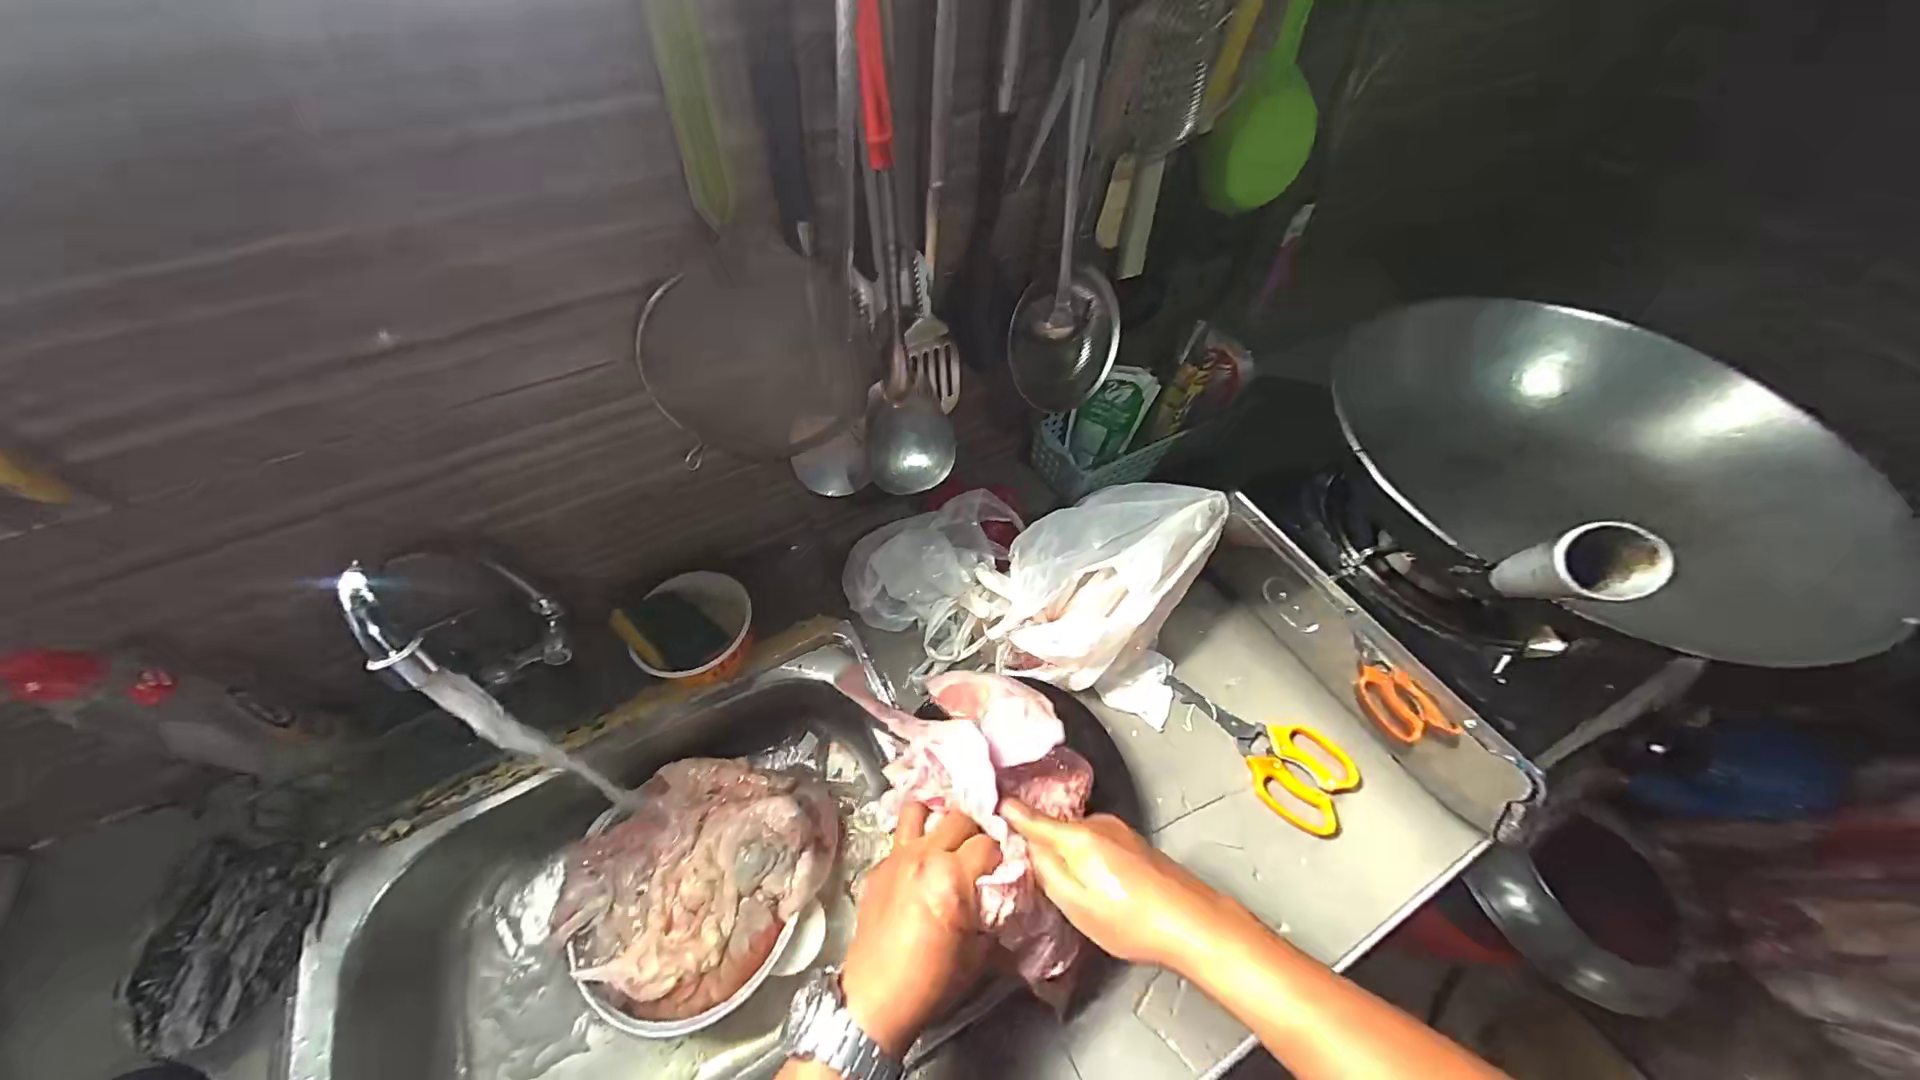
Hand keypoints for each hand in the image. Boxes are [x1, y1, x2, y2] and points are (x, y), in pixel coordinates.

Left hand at [839, 801, 1001, 1055]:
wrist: (875, 999)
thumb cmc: (930, 982)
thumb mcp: (976, 953)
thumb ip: (991, 913)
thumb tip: (1001, 894)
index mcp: (951, 876)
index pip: (988, 843)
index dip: (999, 853)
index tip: (1001, 865)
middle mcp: (924, 857)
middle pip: (958, 818)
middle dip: (973, 832)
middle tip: (976, 851)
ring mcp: (897, 857)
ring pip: (920, 810)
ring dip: (936, 821)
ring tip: (944, 838)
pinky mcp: (878, 866)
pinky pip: (899, 837)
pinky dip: (913, 841)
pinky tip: (919, 861)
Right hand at [1001, 799, 1255, 970]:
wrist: (1193, 922)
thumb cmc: (1134, 921)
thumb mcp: (1076, 906)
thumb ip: (1046, 873)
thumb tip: (1028, 849)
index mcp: (1077, 837)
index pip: (1032, 817)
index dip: (1010, 811)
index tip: (991, 803)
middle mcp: (1097, 823)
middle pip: (1054, 826)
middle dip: (1041, 841)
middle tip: (1034, 871)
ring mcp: (1117, 829)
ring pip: (1075, 835)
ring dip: (1067, 851)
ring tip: (1075, 888)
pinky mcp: (1130, 839)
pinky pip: (1094, 840)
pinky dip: (1086, 854)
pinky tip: (1100, 885)